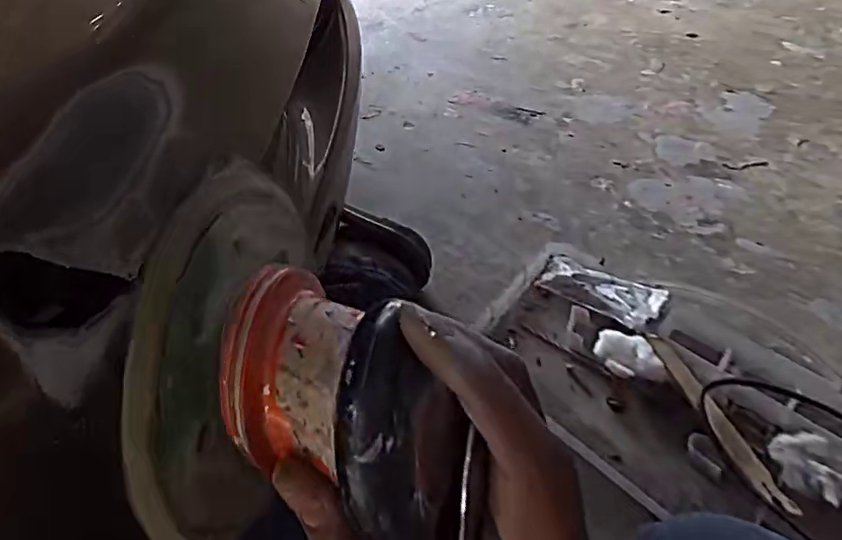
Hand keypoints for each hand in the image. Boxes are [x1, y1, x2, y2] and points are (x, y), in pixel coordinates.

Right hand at [269, 303, 583, 539]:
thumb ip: (343, 536)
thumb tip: (288, 469)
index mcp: (536, 538)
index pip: (528, 451)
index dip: (476, 380)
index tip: (412, 329)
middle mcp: (553, 510)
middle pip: (524, 403)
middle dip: (463, 348)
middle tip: (399, 323)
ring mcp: (544, 494)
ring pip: (520, 399)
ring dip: (465, 355)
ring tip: (406, 337)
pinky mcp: (525, 486)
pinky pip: (506, 411)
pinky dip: (467, 377)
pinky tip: (424, 375)